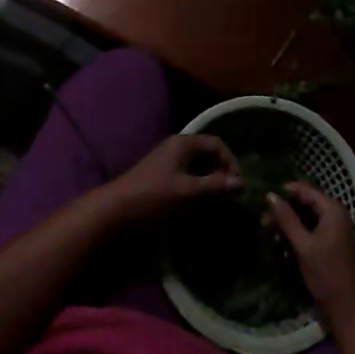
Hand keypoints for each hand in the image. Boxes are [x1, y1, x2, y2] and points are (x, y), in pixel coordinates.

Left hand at [103, 134, 242, 222]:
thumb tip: (240, 183)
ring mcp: (168, 158)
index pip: (217, 144)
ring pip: (198, 164)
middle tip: (227, 192)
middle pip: (208, 152)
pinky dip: (197, 183)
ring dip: (209, 178)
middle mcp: (177, 145)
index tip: (237, 183)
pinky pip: (187, 172)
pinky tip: (198, 200)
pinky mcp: (161, 172)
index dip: (231, 161)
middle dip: (221, 170)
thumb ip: (215, 186)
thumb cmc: (152, 197)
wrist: (114, 210)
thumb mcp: (187, 192)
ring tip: (215, 198)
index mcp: (184, 143)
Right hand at [266, 182, 354, 331]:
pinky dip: (298, 235)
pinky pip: (313, 232)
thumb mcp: (303, 245)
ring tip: (268, 232)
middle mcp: (337, 215)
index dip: (284, 191)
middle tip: (263, 220)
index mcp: (333, 210)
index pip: (306, 190)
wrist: (347, 308)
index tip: (263, 196)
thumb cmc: (325, 274)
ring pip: (308, 220)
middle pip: (307, 205)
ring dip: (289, 225)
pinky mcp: (332, 245)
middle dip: (285, 210)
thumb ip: (287, 219)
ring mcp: (336, 231)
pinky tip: (281, 244)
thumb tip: (270, 195)